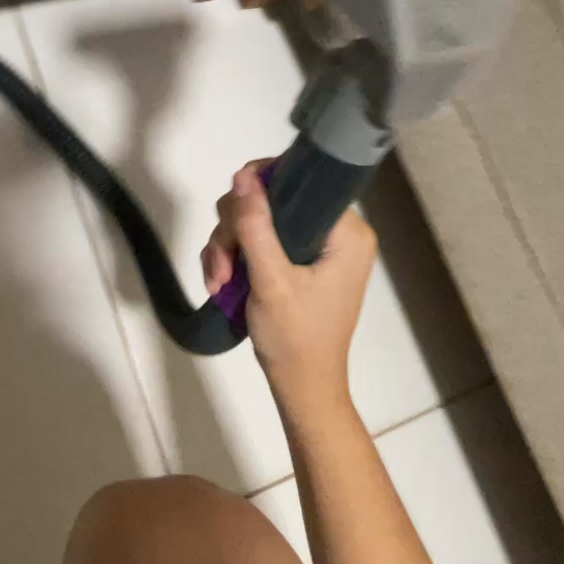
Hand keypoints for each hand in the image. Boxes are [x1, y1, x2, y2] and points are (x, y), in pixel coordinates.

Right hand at [202, 160, 377, 411]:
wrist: (300, 386)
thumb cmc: (295, 337)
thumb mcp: (271, 280)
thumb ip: (256, 226)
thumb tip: (242, 176)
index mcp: (345, 231)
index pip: (299, 181)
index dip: (259, 185)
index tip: (232, 212)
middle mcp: (333, 232)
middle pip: (269, 201)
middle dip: (234, 231)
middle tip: (222, 266)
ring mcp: (312, 247)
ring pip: (254, 221)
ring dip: (227, 249)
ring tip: (218, 282)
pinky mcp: (294, 261)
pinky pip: (254, 241)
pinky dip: (233, 259)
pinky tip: (220, 284)